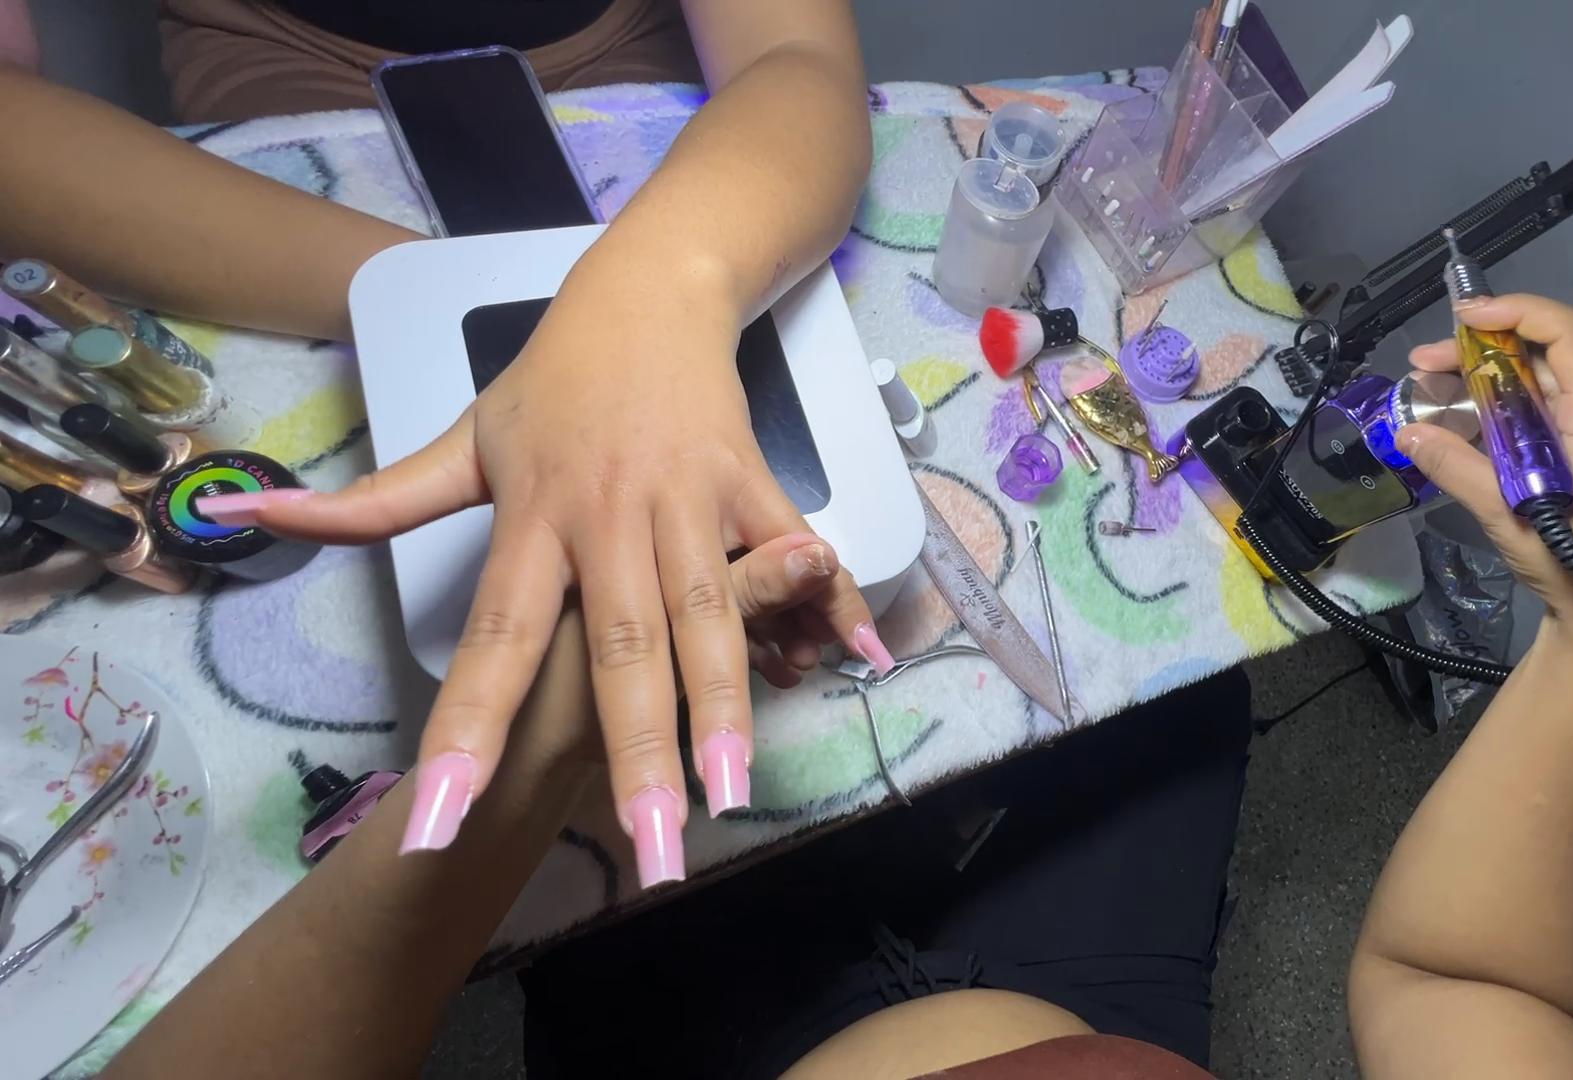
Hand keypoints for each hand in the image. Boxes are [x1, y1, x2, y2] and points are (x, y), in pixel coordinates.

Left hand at [198, 281, 891, 886]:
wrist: (650, 299)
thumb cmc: (559, 376)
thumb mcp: (470, 433)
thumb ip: (383, 497)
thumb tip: (256, 515)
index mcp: (539, 516)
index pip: (500, 635)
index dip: (470, 728)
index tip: (442, 824)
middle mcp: (616, 518)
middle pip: (629, 643)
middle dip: (641, 748)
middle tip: (656, 842)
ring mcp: (693, 499)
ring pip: (714, 610)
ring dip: (732, 696)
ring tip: (740, 781)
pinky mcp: (753, 480)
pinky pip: (794, 551)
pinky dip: (833, 600)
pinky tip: (861, 651)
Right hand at [1396, 294, 1572, 671]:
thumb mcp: (1508, 511)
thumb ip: (1456, 466)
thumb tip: (1405, 433)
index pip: (1568, 333)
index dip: (1516, 312)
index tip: (1460, 318)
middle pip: (1548, 354)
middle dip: (1483, 349)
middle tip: (1423, 366)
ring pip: (1541, 386)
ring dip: (1485, 381)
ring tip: (1431, 394)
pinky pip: (1541, 417)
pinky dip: (1499, 411)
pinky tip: (1462, 430)